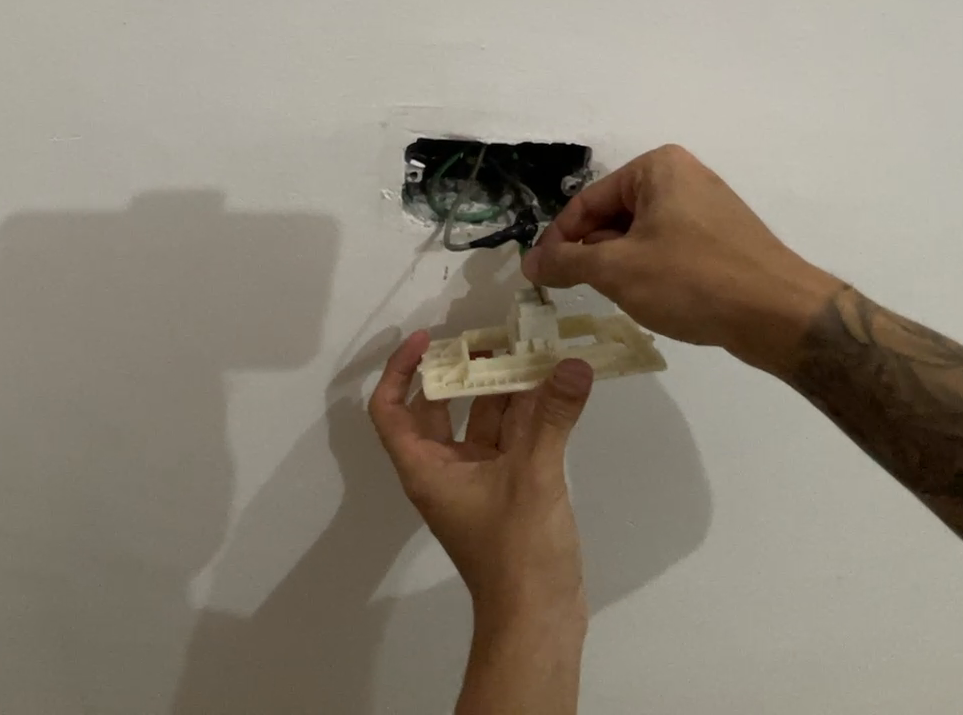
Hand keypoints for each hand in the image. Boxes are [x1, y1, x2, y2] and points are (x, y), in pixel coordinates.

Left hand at [368, 332, 592, 620]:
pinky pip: (509, 439)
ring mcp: (476, 480)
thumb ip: (552, 416)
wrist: (538, 622)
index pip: (390, 409)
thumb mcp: (533, 476)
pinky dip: (526, 415)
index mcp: (426, 467)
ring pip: (481, 420)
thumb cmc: (517, 551)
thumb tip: (572, 365)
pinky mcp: (507, 489)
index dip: (400, 370)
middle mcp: (444, 469)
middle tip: (488, 341)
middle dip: (461, 372)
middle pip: (439, 407)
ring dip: (501, 390)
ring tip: (527, 352)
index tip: (427, 340)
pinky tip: (551, 390)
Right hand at [523, 144, 842, 375]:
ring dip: (619, 264)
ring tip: (615, 296)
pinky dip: (649, 269)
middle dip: (592, 252)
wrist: (779, 315)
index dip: (559, 239)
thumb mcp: (617, 270)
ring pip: (639, 234)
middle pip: (613, 215)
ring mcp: (706, 206)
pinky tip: (651, 298)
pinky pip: (668, 246)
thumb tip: (529, 264)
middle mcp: (682, 176)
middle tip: (574, 289)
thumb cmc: (692, 279)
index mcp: (657, 167)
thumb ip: (566, 263)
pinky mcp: (722, 237)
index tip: (540, 273)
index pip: (587, 201)